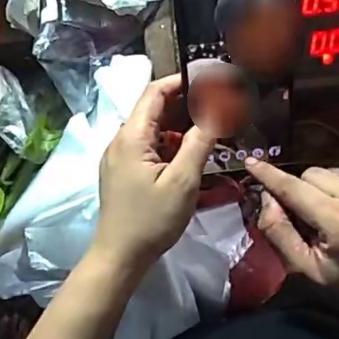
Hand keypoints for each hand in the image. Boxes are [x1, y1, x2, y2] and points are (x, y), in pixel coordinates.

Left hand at [89, 75, 214, 273]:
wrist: (120, 256)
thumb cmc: (151, 220)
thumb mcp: (182, 181)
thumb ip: (199, 142)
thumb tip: (216, 110)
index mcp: (131, 137)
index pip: (155, 92)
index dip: (182, 81)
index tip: (212, 81)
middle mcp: (120, 141)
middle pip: (153, 109)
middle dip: (185, 104)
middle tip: (219, 106)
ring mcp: (119, 157)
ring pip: (152, 130)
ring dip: (179, 127)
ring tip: (210, 130)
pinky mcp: (122, 172)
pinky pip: (147, 147)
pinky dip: (169, 144)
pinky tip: (189, 154)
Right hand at [245, 159, 338, 334]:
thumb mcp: (309, 271)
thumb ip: (280, 233)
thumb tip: (267, 199)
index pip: (295, 188)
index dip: (270, 175)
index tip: (251, 162)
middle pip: (313, 174)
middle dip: (300, 190)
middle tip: (303, 217)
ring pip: (335, 172)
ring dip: (324, 189)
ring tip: (330, 216)